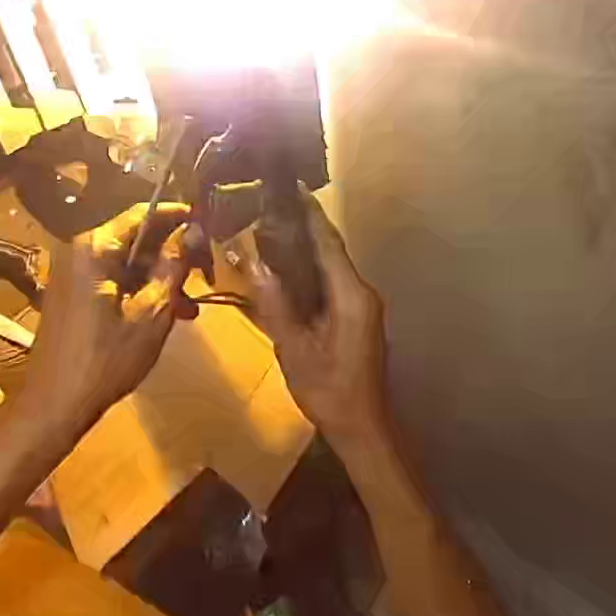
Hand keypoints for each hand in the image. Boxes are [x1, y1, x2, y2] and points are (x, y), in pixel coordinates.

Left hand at [22, 203, 199, 433]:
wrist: (54, 406)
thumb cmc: (105, 360)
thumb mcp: (151, 313)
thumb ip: (174, 266)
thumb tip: (196, 230)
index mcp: (96, 247)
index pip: (144, 213)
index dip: (179, 216)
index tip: (209, 225)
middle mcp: (81, 250)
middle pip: (137, 237)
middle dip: (173, 255)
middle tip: (206, 274)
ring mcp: (74, 271)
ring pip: (129, 262)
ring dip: (160, 278)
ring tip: (190, 308)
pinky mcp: (74, 292)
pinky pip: (114, 278)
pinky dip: (140, 291)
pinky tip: (165, 315)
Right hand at [245, 194, 389, 451]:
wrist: (362, 429)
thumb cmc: (329, 391)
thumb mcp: (294, 349)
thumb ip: (274, 305)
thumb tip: (252, 263)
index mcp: (350, 295)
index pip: (328, 242)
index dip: (310, 213)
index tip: (290, 186)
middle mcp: (360, 292)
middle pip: (330, 249)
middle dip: (303, 224)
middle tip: (270, 203)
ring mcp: (360, 304)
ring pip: (330, 265)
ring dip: (305, 246)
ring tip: (271, 227)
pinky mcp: (354, 316)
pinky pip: (330, 282)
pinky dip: (309, 269)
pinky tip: (285, 268)